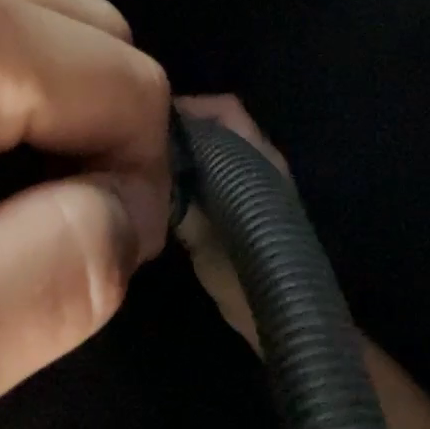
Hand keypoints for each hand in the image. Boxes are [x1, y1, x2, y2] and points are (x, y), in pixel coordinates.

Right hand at [174, 97, 429, 428]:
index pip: (226, 110)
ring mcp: (261, 180)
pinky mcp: (254, 201)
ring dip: (190, 148)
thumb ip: (183, 202)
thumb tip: (152, 172)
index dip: (189, 108)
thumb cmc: (250, 280)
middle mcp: (264, 160)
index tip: (148, 123)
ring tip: (149, 164)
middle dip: (184, 127)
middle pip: (222, 122)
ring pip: (221, 146)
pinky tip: (169, 188)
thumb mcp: (206, 242)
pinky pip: (221, 168)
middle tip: (142, 144)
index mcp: (260, 160)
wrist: (287, 319)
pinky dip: (196, 167)